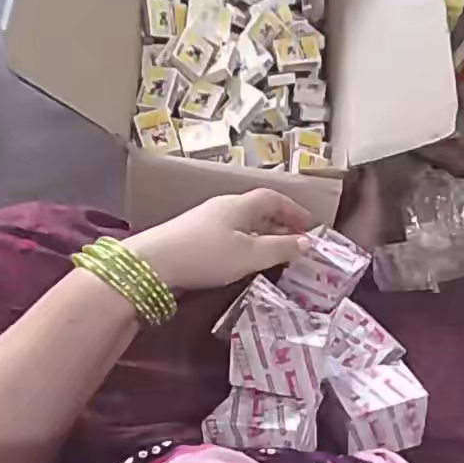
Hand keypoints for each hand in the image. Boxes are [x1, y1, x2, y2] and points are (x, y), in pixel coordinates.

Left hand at [123, 189, 314, 290]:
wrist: (153, 263)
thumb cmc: (206, 255)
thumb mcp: (249, 255)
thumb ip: (279, 249)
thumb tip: (306, 242)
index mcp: (240, 205)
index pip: (274, 199)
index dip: (294, 210)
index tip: (310, 226)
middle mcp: (223, 207)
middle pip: (258, 210)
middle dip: (280, 224)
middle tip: (296, 242)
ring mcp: (206, 220)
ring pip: (242, 223)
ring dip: (262, 234)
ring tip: (275, 253)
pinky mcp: (193, 236)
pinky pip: (229, 234)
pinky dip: (245, 243)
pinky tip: (244, 259)